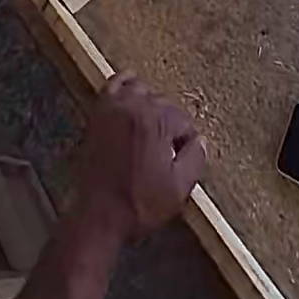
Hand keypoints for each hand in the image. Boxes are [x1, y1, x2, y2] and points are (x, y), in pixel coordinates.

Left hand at [71, 73, 207, 244]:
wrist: (99, 215)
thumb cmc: (140, 203)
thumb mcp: (178, 189)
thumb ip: (194, 159)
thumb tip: (200, 140)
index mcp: (157, 121)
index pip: (183, 120)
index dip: (185, 141)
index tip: (181, 158)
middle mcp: (136, 105)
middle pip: (163, 104)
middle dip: (169, 124)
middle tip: (166, 151)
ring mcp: (114, 106)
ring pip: (141, 90)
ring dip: (149, 105)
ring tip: (150, 129)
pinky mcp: (98, 111)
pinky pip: (113, 84)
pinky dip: (124, 82)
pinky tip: (131, 88)